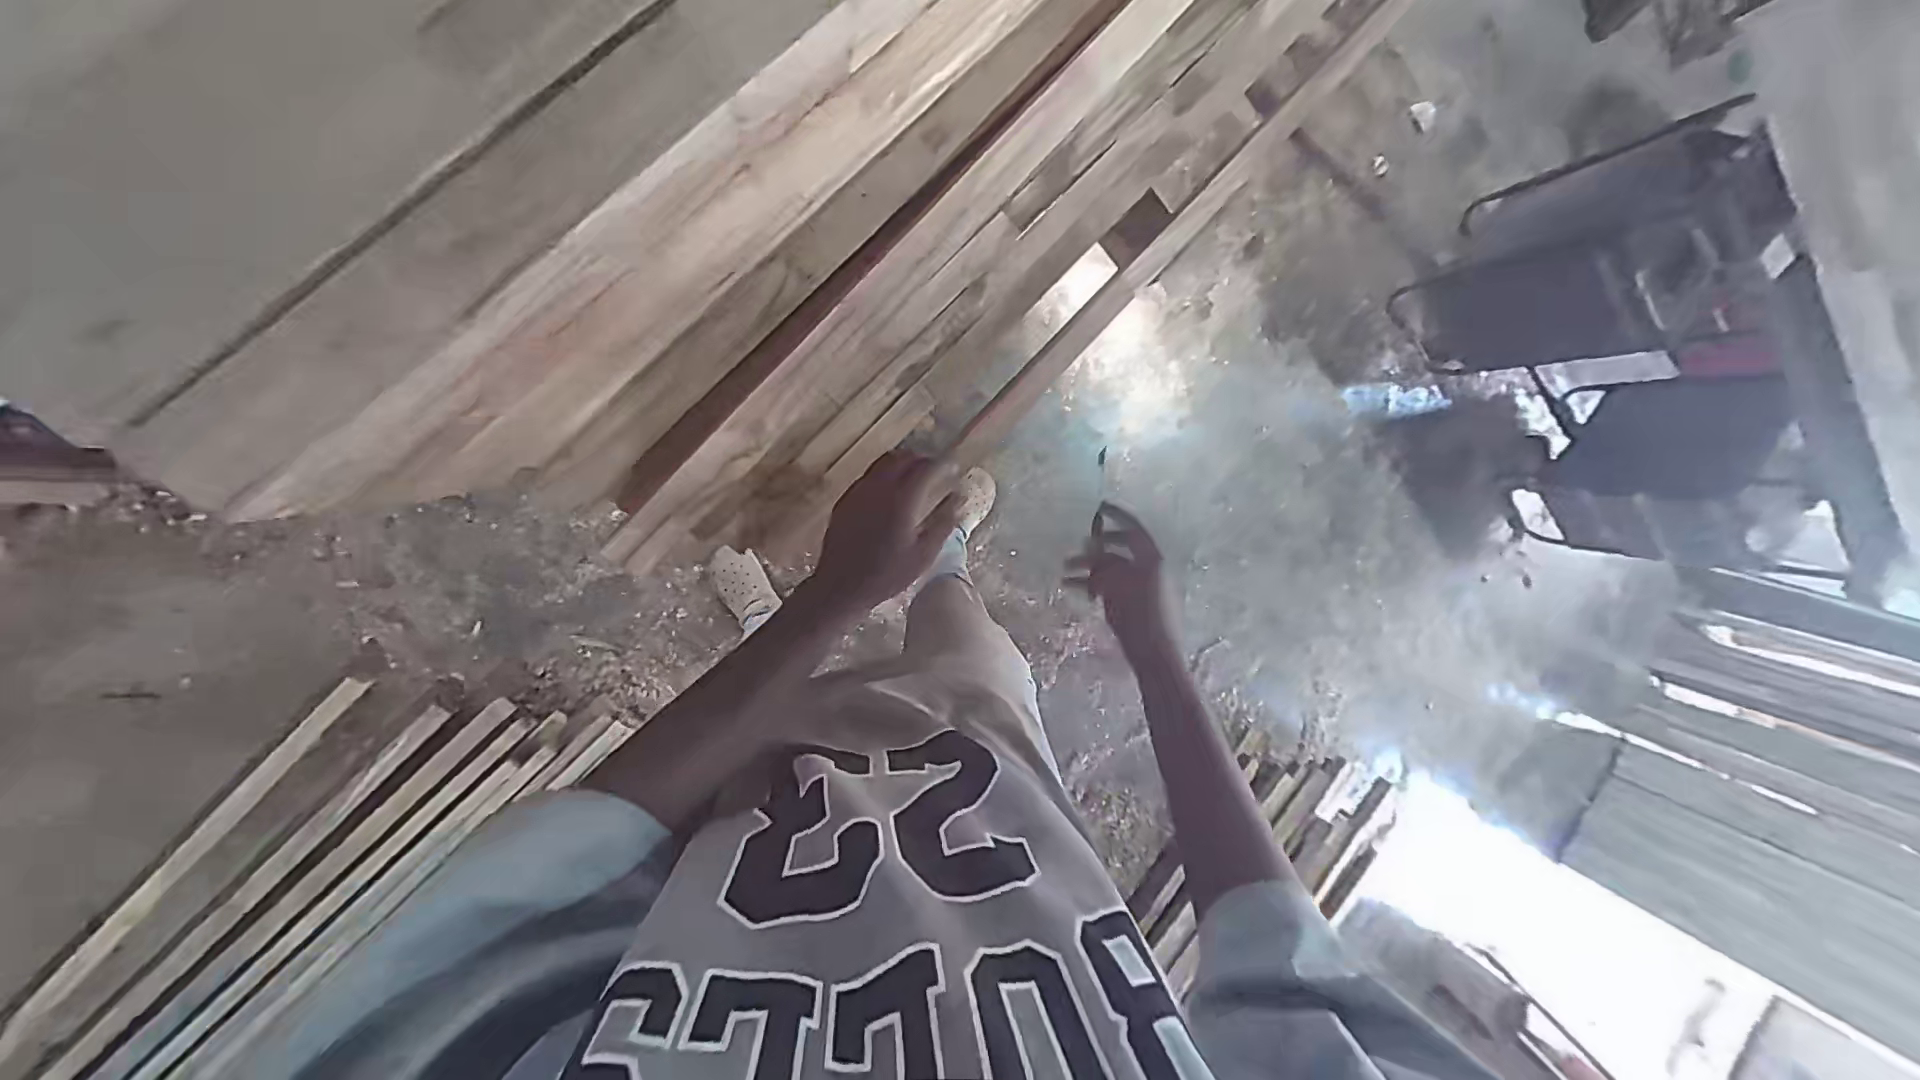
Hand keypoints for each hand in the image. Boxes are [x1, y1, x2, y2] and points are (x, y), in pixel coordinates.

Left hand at [812, 451, 960, 612]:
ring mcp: (858, 491)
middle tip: (936, 470)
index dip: (943, 464)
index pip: (926, 468)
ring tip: (915, 477)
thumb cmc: (887, 575)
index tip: (954, 468)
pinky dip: (885, 475)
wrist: (842, 586)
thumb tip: (960, 498)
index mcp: (902, 500)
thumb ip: (944, 522)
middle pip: (904, 457)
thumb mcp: (924, 554)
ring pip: (883, 463)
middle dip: (923, 459)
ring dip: (903, 463)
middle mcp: (878, 488)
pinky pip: (869, 476)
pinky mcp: (846, 499)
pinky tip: (890, 492)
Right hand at [1066, 503, 1177, 661]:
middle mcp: (1148, 569)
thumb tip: (1090, 547)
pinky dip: (1092, 583)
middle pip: (1119, 549)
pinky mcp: (1130, 602)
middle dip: (1096, 546)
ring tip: (1066, 568)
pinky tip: (1073, 586)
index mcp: (1152, 560)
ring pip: (1110, 568)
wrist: (1155, 655)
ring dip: (1088, 566)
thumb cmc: (1142, 618)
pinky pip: (1109, 586)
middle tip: (1077, 545)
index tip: (1099, 505)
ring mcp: (1139, 586)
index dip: (1117, 516)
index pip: (1134, 529)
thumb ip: (1106, 565)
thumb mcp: (1121, 587)